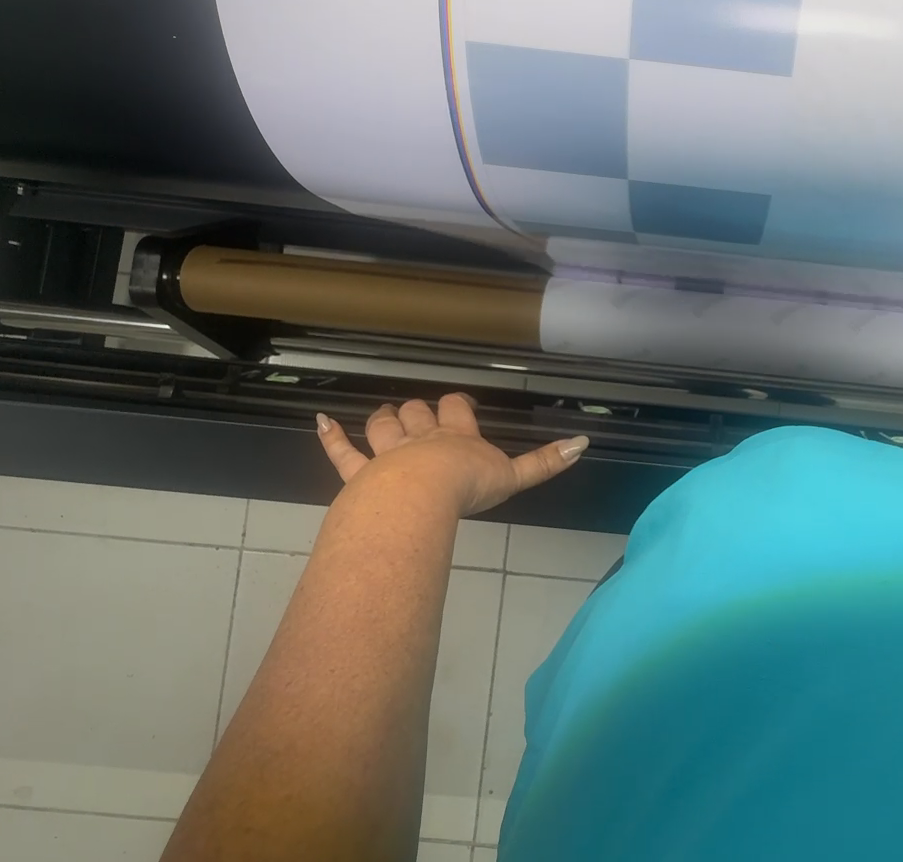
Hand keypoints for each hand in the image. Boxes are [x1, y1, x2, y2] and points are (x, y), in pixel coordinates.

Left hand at [315, 394, 587, 516]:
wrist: (420, 498)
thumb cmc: (467, 486)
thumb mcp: (513, 476)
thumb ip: (545, 462)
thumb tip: (582, 443)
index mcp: (457, 438)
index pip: (457, 410)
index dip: (457, 406)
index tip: (460, 405)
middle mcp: (422, 438)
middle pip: (418, 414)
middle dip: (418, 411)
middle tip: (420, 412)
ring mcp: (388, 453)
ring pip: (383, 427)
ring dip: (383, 419)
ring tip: (384, 413)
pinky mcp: (360, 472)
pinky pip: (343, 452)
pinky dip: (332, 437)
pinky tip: (321, 422)